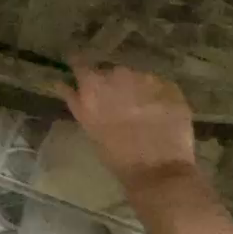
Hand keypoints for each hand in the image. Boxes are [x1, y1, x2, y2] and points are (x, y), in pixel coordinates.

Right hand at [57, 62, 199, 185]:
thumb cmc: (116, 155)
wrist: (158, 170)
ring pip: (137, 77)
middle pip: (112, 71)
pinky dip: (158, 96)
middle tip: (119, 104)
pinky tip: (160, 114)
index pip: (80, 63)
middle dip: (114, 83)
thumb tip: (63, 82)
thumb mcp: (89, 127)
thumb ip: (76, 101)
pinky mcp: (170, 86)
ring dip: (137, 89)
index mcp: (93, 84)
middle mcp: (117, 74)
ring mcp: (145, 77)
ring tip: (143, 111)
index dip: (81, 66)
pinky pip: (159, 85)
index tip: (82, 72)